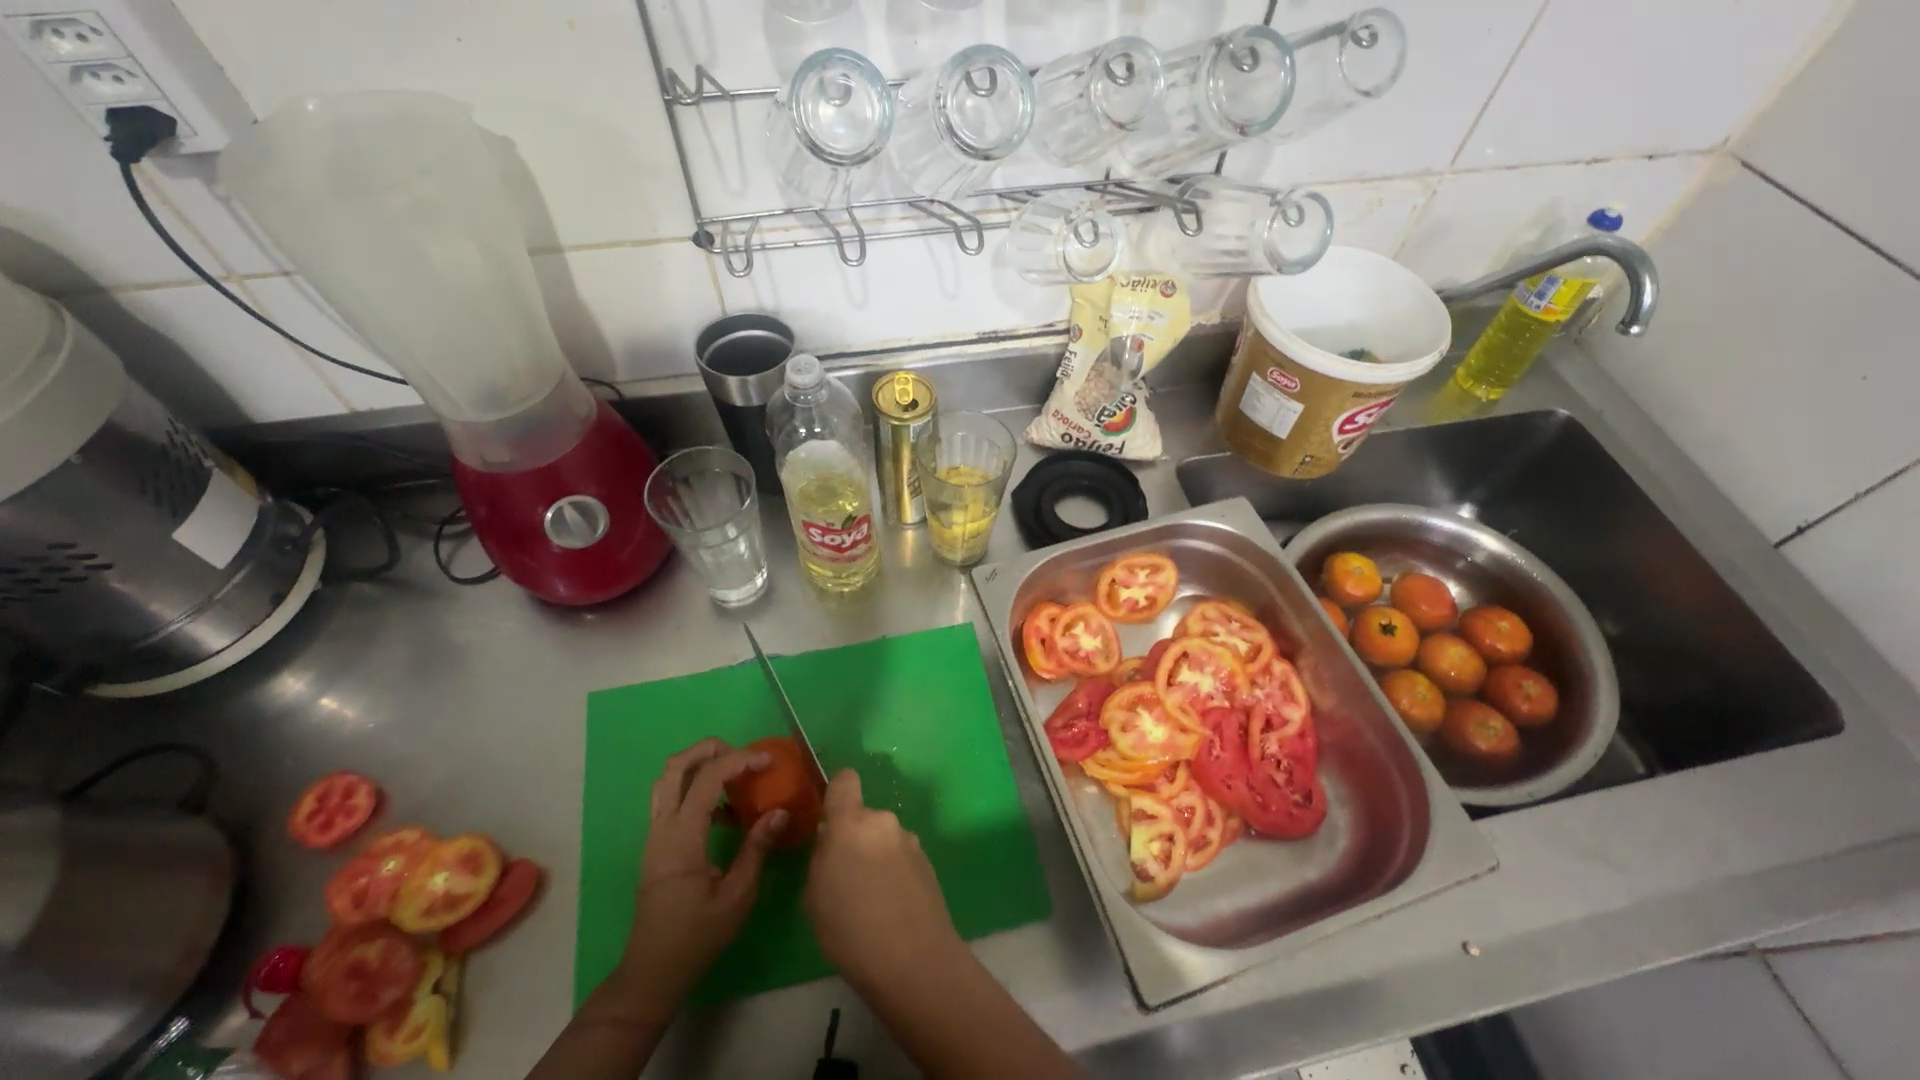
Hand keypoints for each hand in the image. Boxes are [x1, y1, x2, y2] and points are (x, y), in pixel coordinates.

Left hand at [616, 738, 782, 1022]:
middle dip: (709, 750)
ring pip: (668, 781)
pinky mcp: (657, 846)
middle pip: (675, 767)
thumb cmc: (697, 936)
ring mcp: (655, 836)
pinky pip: (671, 801)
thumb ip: (756, 848)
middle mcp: (662, 828)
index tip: (768, 761)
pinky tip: (726, 812)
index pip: (706, 779)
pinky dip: (696, 790)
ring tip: (736, 777)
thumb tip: (780, 811)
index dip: (738, 761)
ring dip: (699, 767)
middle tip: (744, 756)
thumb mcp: (737, 896)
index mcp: (682, 837)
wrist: (653, 970)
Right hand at [805, 769, 963, 990]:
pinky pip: (900, 858)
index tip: (829, 819)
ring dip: (875, 857)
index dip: (836, 793)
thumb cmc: (849, 928)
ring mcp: (911, 842)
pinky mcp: (929, 864)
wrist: (913, 961)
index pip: (844, 780)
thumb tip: (832, 840)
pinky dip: (893, 873)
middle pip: (864, 817)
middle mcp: (884, 822)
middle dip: (854, 838)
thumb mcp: (814, 894)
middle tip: (844, 877)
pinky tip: (890, 908)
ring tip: (869, 900)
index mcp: (851, 822)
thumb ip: (822, 856)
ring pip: (883, 839)